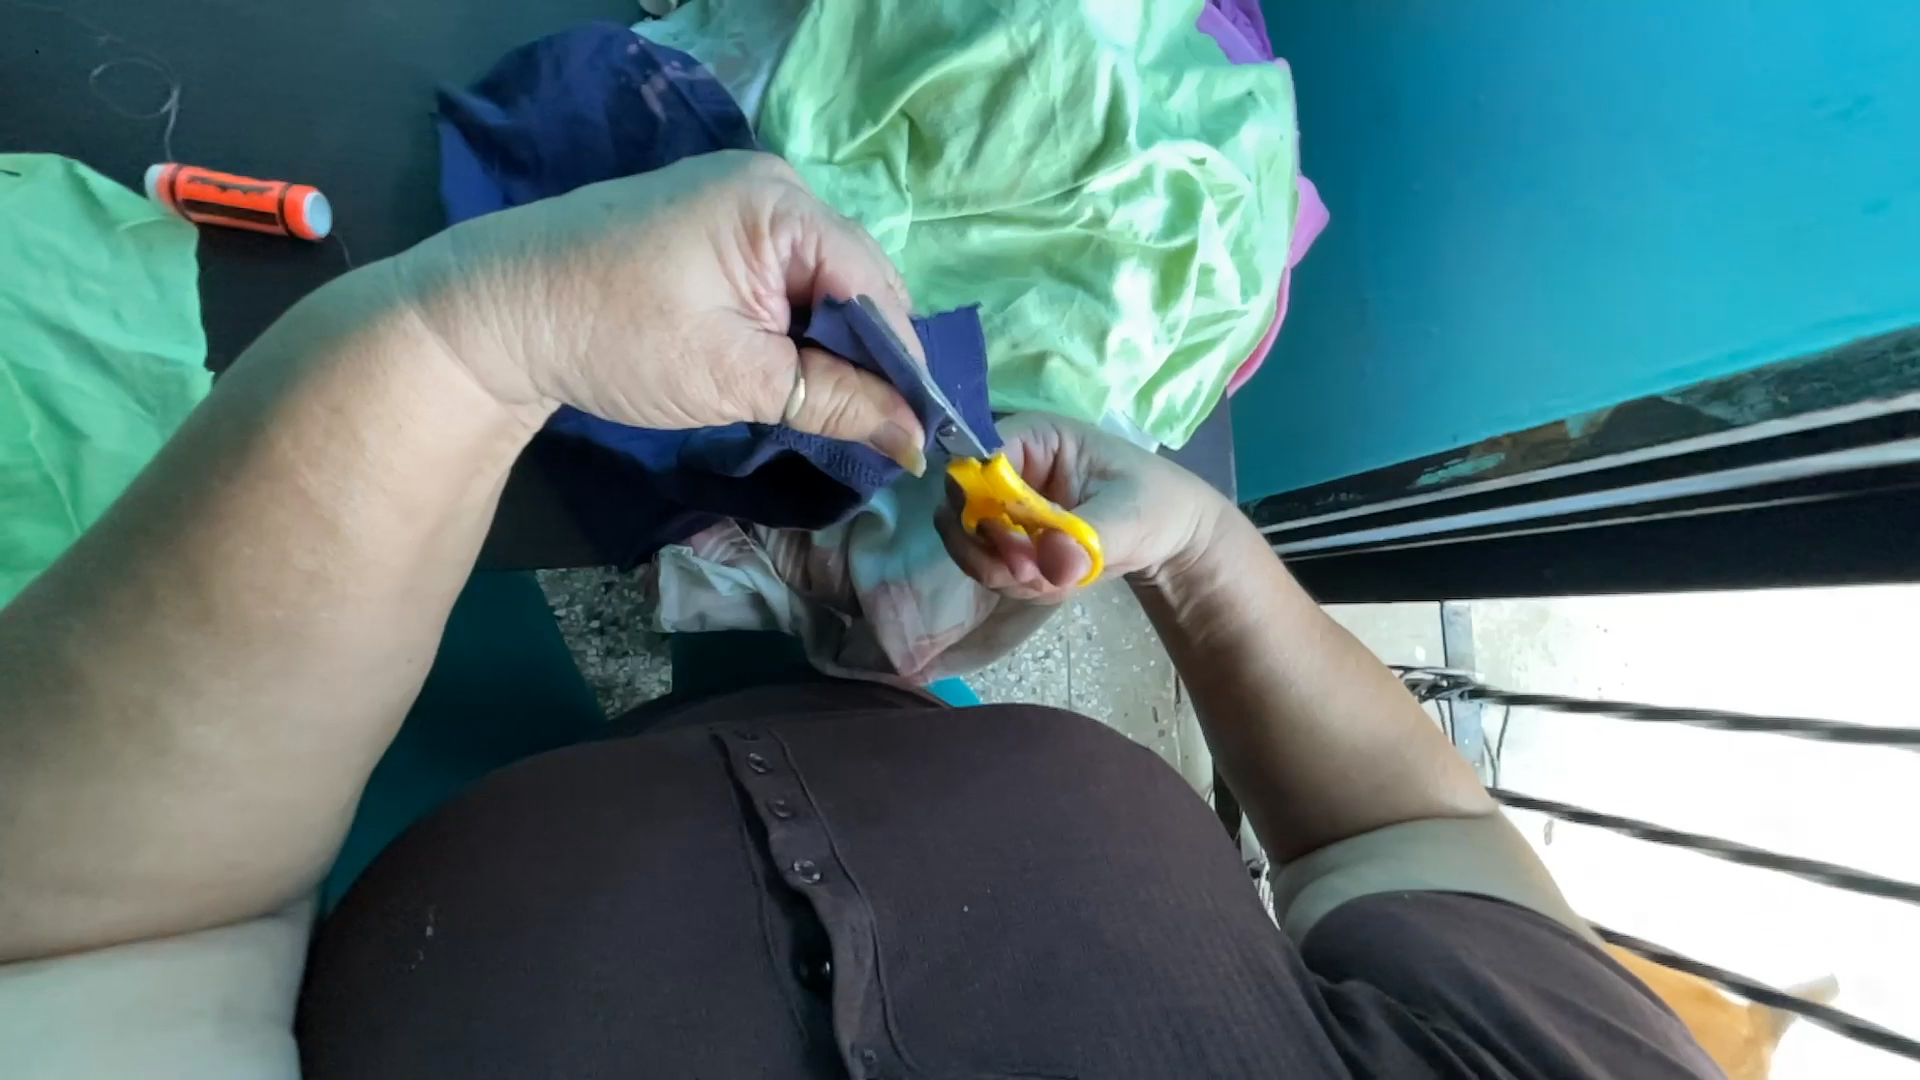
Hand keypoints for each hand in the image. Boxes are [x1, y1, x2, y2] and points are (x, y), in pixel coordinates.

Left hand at [390, 150, 925, 467]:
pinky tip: (801, 369)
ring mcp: (748, 206)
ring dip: (841, 347)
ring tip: (841, 404)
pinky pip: (797, 282)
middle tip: (879, 425)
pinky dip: (807, 331)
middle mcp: (776, 189)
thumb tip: (917, 442)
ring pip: (832, 287)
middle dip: (875, 356)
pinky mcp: (726, 230)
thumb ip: (838, 404)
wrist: (498, 313)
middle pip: (862, 283)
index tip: (917, 429)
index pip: (878, 289)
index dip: (904, 363)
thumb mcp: (740, 378)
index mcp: (781, 207)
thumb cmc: (617, 338)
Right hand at [936, 413, 1231, 601]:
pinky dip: (1020, 585)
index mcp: (1032, 439)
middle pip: (959, 507)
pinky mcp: (1008, 540)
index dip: (978, 504)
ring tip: (1058, 579)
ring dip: (1008, 574)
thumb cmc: (1155, 504)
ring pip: (970, 545)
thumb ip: (1087, 539)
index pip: (973, 460)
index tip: (1015, 547)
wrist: (1169, 536)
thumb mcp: (1129, 516)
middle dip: (991, 551)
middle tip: (1033, 574)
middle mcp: (1006, 469)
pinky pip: (990, 568)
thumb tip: (1050, 565)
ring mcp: (1003, 507)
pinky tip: (1059, 580)